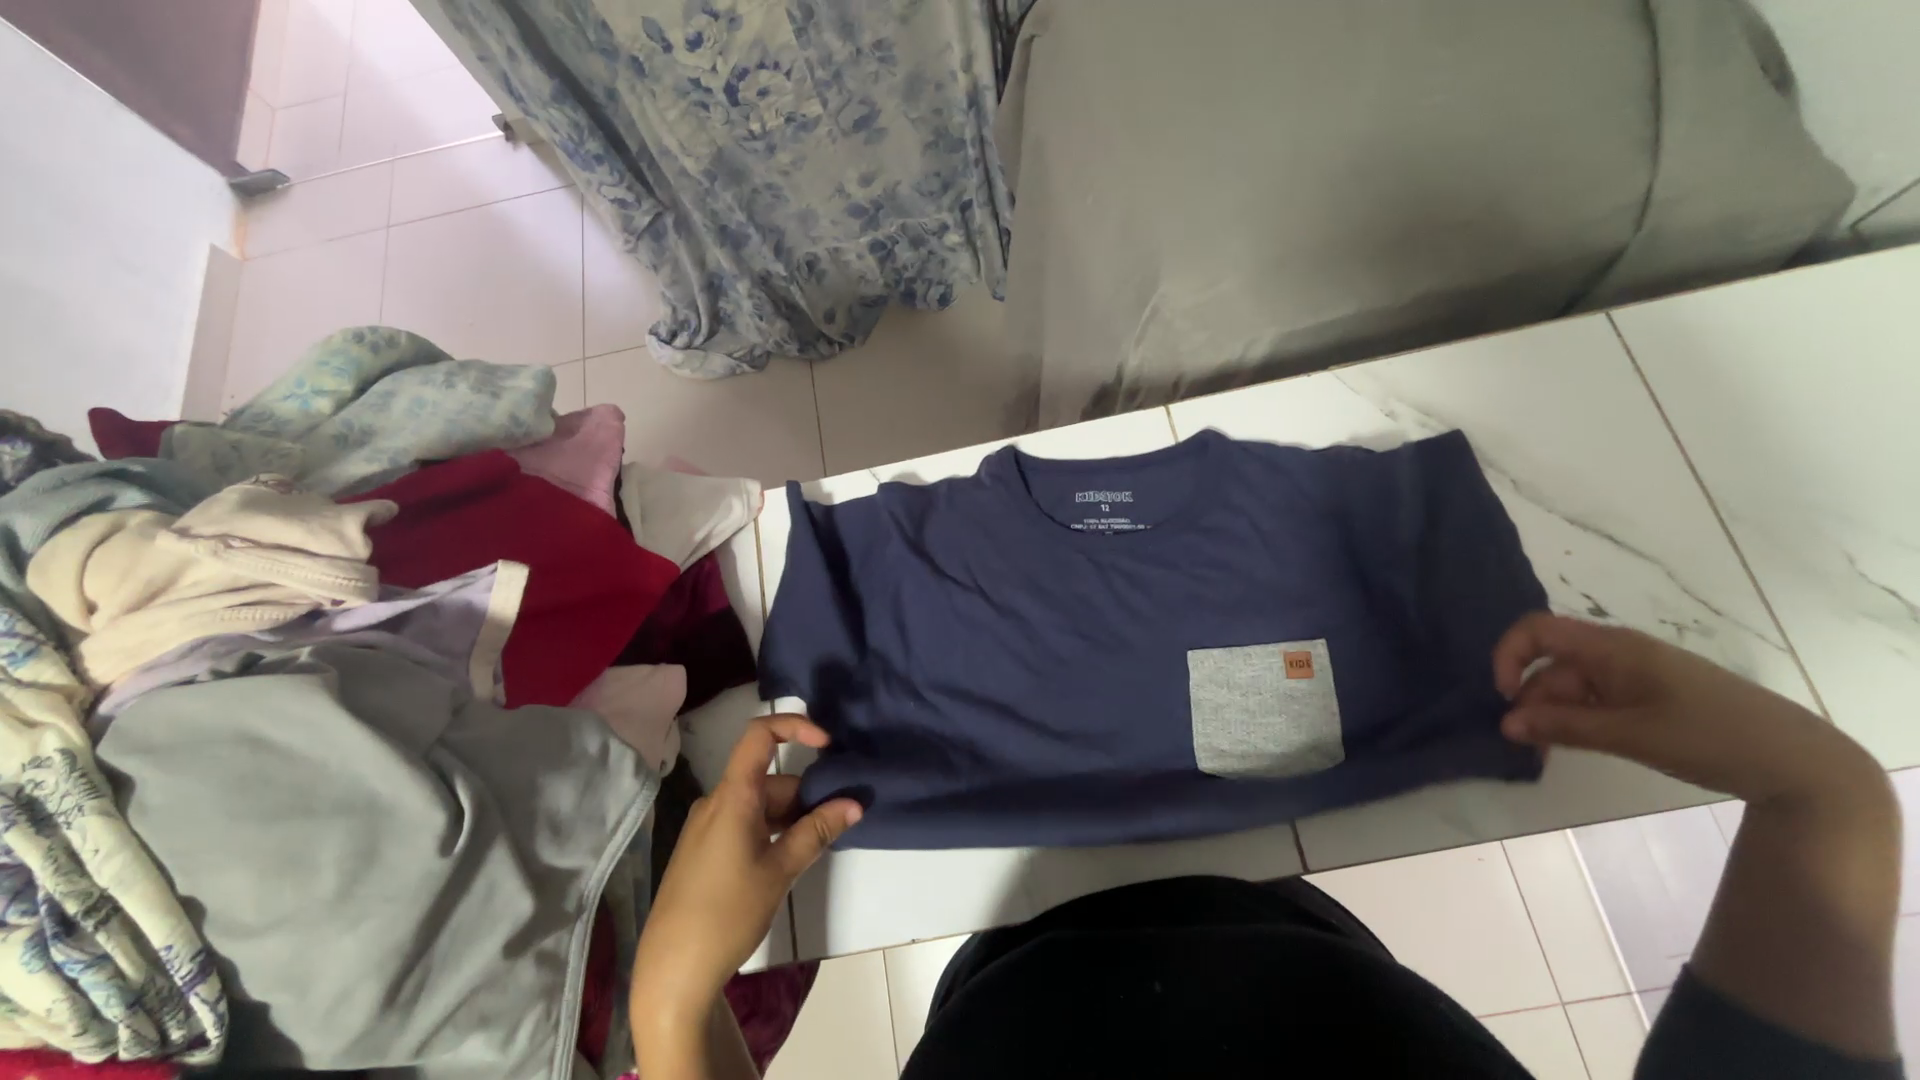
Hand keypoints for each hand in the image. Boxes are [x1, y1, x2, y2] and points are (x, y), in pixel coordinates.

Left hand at [632, 716, 861, 1029]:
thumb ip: (817, 831)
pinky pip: (744, 824)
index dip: (795, 727)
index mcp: (732, 797)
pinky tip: (788, 860)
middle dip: (806, 795)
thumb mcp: (780, 870)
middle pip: (768, 780)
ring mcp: (706, 828)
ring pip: (759, 805)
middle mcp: (716, 803)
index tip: (828, 746)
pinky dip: (771, 831)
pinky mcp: (703, 851)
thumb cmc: (728, 913)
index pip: (759, 735)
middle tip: (839, 822)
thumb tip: (854, 804)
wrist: (672, 970)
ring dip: (791, 817)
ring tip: (819, 846)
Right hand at [1491, 613, 1878, 805]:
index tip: (1503, 698)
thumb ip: (1563, 726)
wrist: (1802, 764)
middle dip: (1531, 700)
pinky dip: (1579, 720)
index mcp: (1613, 647)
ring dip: (1554, 715)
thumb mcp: (1629, 734)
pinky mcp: (1652, 696)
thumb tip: (1505, 723)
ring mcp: (1638, 674)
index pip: (1537, 630)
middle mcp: (1620, 652)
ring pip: (1574, 686)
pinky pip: (1598, 699)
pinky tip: (1577, 746)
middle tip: (1525, 745)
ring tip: (1547, 754)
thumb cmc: (1710, 737)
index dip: (1508, 656)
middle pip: (1553, 665)